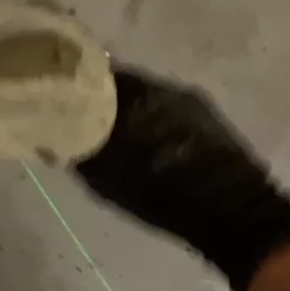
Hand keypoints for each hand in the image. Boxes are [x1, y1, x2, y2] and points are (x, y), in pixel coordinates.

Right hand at [75, 66, 289, 290]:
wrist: (238, 217)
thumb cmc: (161, 195)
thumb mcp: (104, 178)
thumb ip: (77, 148)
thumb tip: (51, 133)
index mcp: (130, 95)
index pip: (89, 73)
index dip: (71, 82)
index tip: (57, 94)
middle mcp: (159, 87)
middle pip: (117, 81)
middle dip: (99, 95)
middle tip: (82, 113)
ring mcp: (188, 99)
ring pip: (144, 94)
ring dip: (127, 106)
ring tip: (114, 128)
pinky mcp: (209, 115)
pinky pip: (167, 106)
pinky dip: (151, 116)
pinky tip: (146, 138)